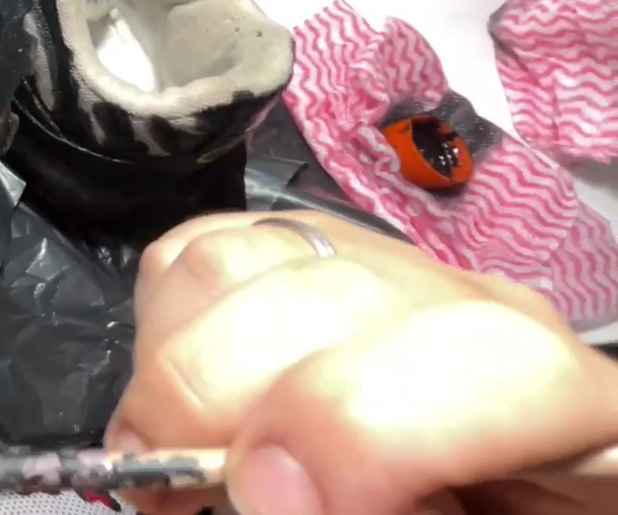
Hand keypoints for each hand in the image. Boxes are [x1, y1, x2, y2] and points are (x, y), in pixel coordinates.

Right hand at [107, 211, 617, 514]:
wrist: (419, 479)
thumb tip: (263, 491)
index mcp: (582, 407)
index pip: (495, 361)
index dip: (358, 424)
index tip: (266, 499)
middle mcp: (469, 301)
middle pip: (330, 297)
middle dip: (220, 393)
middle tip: (171, 483)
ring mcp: (359, 255)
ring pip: (235, 260)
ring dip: (170, 361)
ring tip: (155, 447)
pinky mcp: (268, 239)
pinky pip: (184, 248)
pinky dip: (154, 322)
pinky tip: (165, 384)